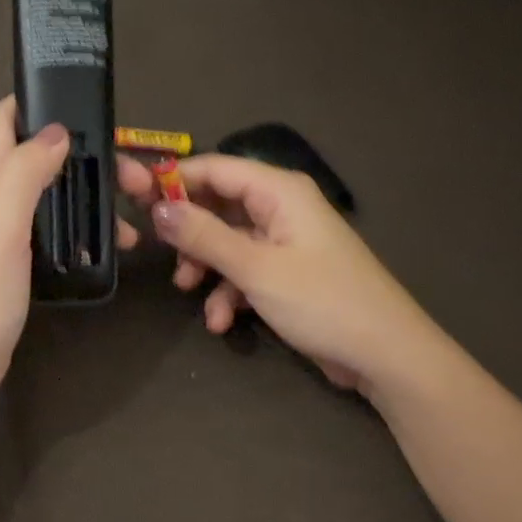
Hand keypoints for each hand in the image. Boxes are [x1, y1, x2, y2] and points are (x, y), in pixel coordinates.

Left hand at [0, 97, 139, 399]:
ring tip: (137, 213)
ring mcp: (9, 230)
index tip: (92, 105)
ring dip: (95, 192)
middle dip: (91, 155)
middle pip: (46, 155)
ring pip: (57, 192)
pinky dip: (87, 226)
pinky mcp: (21, 261)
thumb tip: (58, 131)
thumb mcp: (2, 226)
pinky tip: (112, 245)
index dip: (44, 100)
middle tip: (137, 177)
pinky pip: (59, 228)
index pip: (8, 118)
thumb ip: (24, 174)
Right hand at [118, 152, 440, 392]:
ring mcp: (285, 242)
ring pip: (227, 241)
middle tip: (158, 251)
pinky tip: (221, 322)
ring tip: (188, 291)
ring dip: (206, 267)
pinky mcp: (288, 274)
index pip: (216, 168)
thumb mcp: (255, 268)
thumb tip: (158, 209)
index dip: (175, 180)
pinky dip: (228, 292)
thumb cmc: (322, 300)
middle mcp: (282, 208)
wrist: (384, 354)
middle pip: (219, 204)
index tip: (136, 201)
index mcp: (279, 191)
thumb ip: (204, 236)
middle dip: (189, 230)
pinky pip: (245, 271)